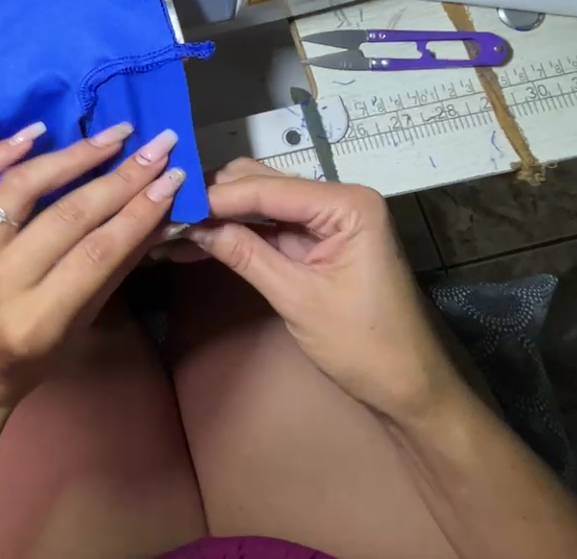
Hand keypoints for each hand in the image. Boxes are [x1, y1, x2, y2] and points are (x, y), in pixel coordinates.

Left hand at [0, 122, 185, 408]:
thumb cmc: (32, 356)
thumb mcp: (81, 324)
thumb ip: (117, 267)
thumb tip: (162, 214)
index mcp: (38, 320)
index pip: (98, 253)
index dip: (139, 212)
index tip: (173, 177)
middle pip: (67, 217)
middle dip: (120, 178)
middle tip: (156, 148)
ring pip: (21, 190)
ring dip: (71, 156)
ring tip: (112, 136)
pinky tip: (38, 130)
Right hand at [185, 159, 464, 422]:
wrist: (411, 392)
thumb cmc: (366, 346)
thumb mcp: (298, 299)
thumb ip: (245, 254)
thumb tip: (191, 226)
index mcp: (346, 204)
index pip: (265, 187)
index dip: (215, 197)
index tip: (168, 206)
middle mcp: (336, 198)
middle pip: (258, 183)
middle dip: (212, 200)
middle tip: (164, 215)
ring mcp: (324, 218)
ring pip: (256, 201)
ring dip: (216, 215)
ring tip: (171, 228)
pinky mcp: (313, 239)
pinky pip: (265, 226)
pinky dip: (233, 234)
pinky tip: (196, 243)